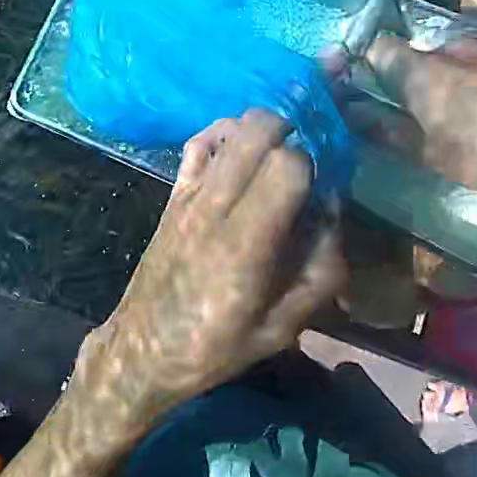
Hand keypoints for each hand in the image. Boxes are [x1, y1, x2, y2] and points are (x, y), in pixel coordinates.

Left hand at [74, 111, 345, 430]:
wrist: (143, 348)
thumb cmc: (215, 346)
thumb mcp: (282, 328)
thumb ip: (321, 270)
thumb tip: (332, 214)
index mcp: (245, 245)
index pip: (287, 165)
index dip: (315, 166)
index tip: (320, 190)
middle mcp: (214, 208)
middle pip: (258, 130)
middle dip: (293, 134)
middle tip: (306, 162)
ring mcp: (189, 196)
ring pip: (229, 129)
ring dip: (262, 130)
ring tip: (277, 156)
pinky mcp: (173, 194)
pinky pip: (197, 143)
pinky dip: (224, 135)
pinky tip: (239, 153)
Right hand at [364, 35, 476, 218]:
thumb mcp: (434, 154)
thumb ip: (386, 130)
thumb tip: (350, 113)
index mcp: (425, 68)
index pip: (376, 48)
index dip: (355, 61)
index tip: (342, 82)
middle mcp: (458, 47)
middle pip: (414, 55)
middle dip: (399, 80)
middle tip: (396, 117)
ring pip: (451, 62)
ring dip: (439, 84)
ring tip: (443, 122)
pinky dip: (471, 86)